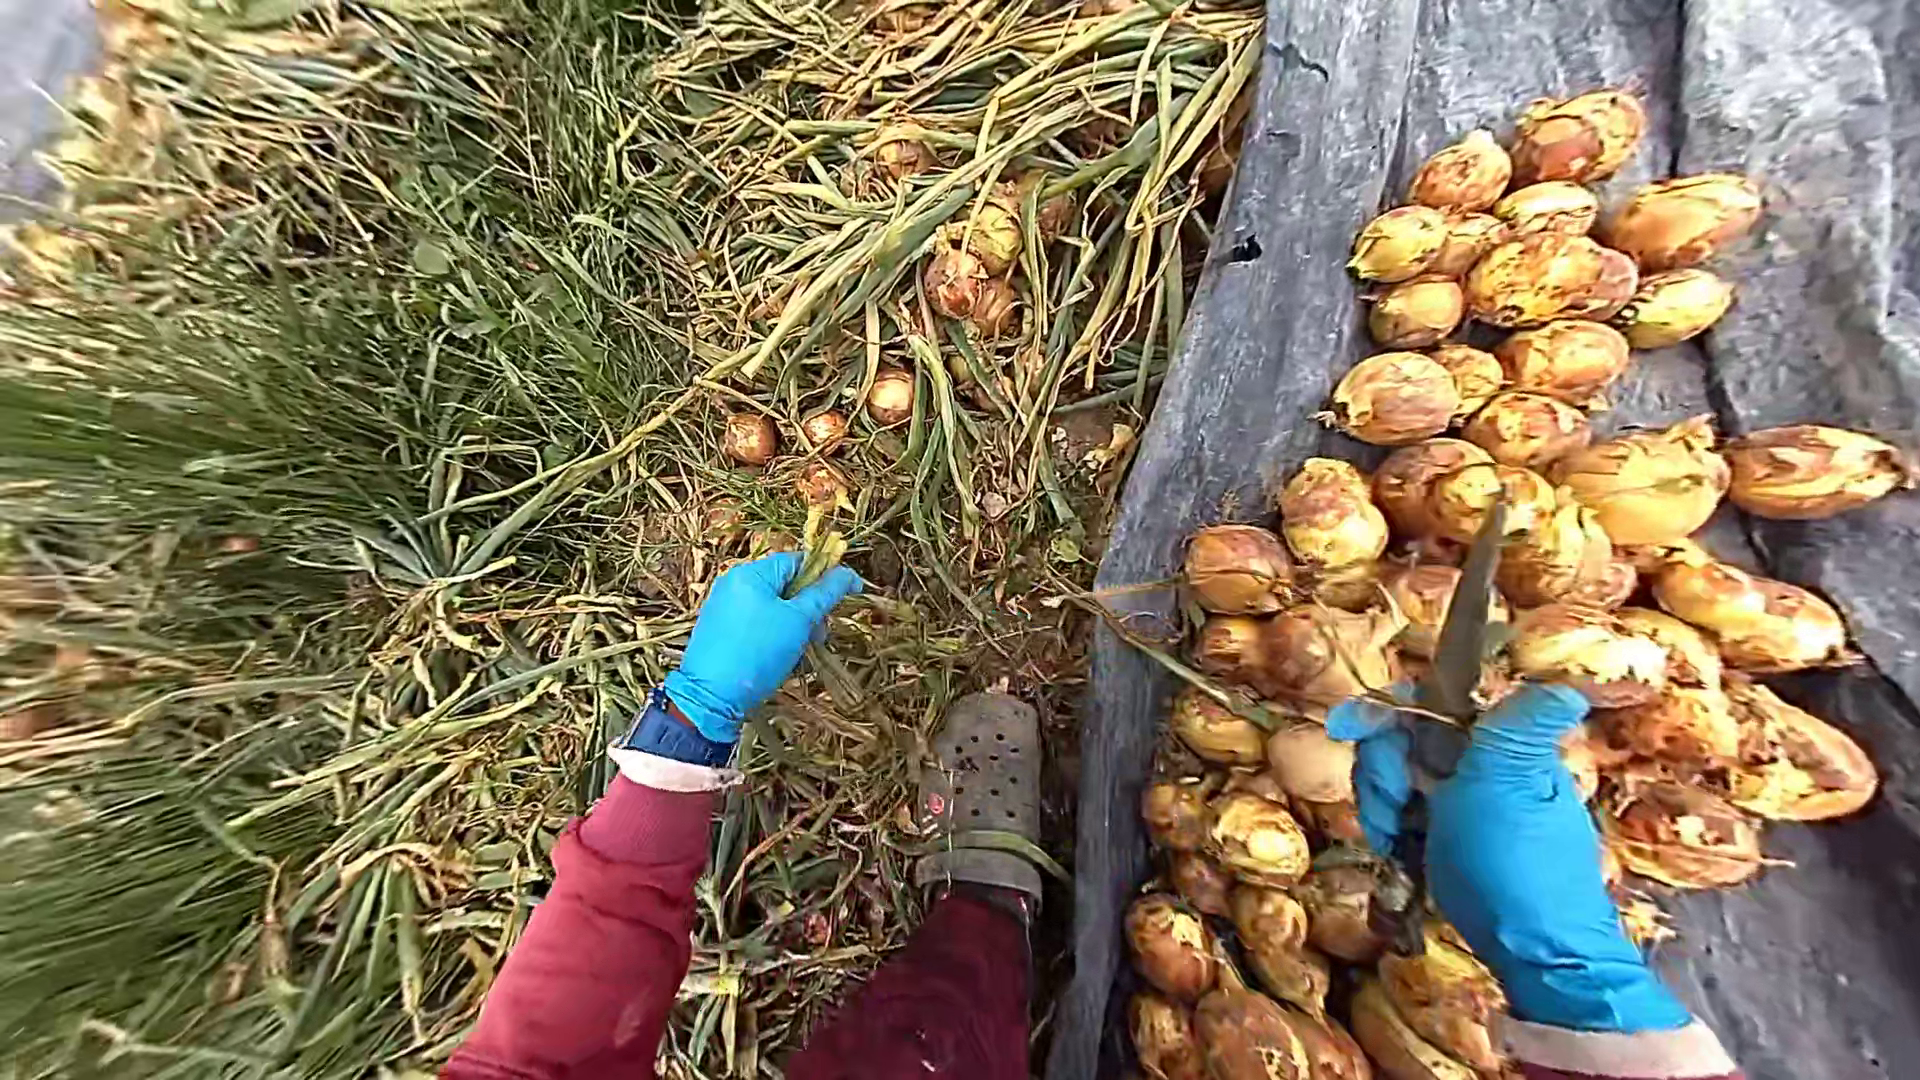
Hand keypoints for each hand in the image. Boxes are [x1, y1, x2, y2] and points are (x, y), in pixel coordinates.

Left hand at [662, 553, 862, 743]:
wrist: (710, 699)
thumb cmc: (758, 652)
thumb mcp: (799, 621)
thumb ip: (825, 593)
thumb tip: (848, 574)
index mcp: (751, 573)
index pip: (797, 561)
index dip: (825, 575)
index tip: (845, 595)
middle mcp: (735, 584)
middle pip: (787, 584)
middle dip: (810, 607)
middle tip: (820, 633)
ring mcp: (726, 607)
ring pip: (775, 606)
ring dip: (797, 624)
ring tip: (802, 649)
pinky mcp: (723, 630)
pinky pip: (760, 622)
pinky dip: (777, 634)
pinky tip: (783, 656)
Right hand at [1326, 684, 1691, 1033]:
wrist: (1528, 948)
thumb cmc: (1515, 861)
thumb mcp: (1509, 788)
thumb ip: (1517, 730)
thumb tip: (1569, 687)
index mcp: (1493, 742)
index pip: (1423, 699)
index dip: (1382, 710)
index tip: (1347, 729)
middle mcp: (1468, 759)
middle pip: (1392, 735)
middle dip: (1380, 768)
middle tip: (1395, 801)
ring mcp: (1448, 792)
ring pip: (1382, 768)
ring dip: (1377, 800)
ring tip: (1395, 832)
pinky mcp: (1429, 821)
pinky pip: (1385, 801)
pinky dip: (1380, 819)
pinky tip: (1393, 843)